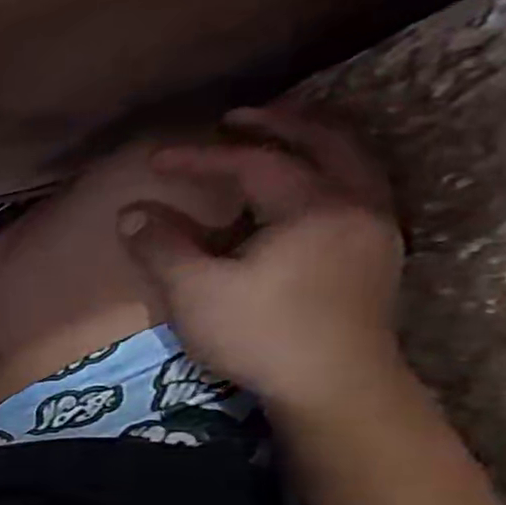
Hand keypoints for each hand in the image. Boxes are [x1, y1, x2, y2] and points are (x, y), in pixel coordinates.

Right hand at [118, 105, 406, 411]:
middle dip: (279, 125)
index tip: (155, 159)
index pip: (254, 164)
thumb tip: (131, 213)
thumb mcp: (194, 290)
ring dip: (310, 145)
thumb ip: (162, 246)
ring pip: (350, 166)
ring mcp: (373, 230)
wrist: (332, 386)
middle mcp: (355, 206)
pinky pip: (353, 192)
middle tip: (237, 118)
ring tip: (272, 144)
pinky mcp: (373, 256)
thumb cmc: (258, 333)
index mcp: (313, 208)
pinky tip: (297, 192)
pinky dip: (323, 175)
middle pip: (325, 144)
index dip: (201, 158)